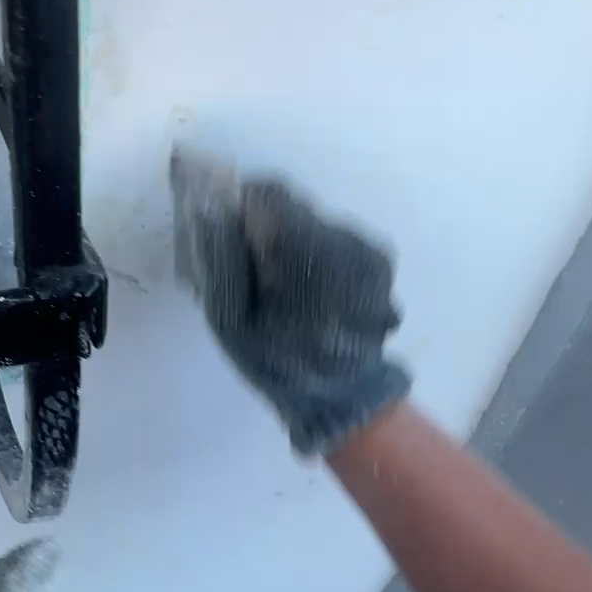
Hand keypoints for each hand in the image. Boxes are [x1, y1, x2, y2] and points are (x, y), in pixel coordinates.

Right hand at [170, 145, 410, 455]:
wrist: (340, 395)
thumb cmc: (275, 361)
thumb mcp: (228, 318)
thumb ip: (219, 257)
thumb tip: (210, 206)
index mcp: (309, 262)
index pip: (268, 196)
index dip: (240, 203)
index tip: (225, 226)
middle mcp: (348, 247)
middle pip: (291, 206)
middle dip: (264, 227)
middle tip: (252, 268)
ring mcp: (369, 251)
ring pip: (312, 218)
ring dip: (290, 238)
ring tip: (283, 285)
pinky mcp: (380, 257)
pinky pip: (332, 234)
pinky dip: (314, 250)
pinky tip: (308, 287)